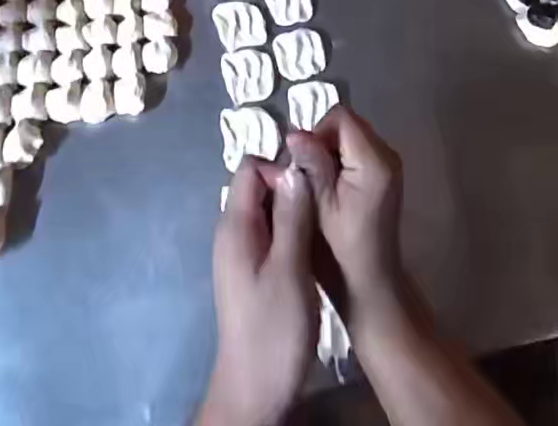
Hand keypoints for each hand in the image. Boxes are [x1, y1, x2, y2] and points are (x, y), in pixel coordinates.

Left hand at [198, 158, 316, 425]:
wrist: (255, 390)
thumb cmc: (273, 330)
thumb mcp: (289, 269)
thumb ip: (291, 217)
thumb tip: (295, 167)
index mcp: (236, 225)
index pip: (251, 168)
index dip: (282, 169)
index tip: (312, 189)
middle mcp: (233, 231)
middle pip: (259, 185)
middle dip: (291, 186)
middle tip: (324, 207)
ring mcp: (241, 250)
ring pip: (268, 208)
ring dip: (293, 209)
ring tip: (322, 227)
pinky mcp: (252, 268)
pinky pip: (270, 230)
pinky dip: (290, 229)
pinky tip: (311, 249)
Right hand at [286, 107, 405, 311]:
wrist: (370, 285)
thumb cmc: (340, 250)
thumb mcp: (319, 205)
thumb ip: (310, 163)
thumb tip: (295, 133)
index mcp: (374, 161)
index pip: (340, 117)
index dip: (316, 131)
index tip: (301, 161)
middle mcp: (387, 154)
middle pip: (346, 124)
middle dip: (321, 141)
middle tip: (304, 173)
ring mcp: (388, 164)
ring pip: (349, 136)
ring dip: (328, 151)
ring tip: (314, 182)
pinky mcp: (384, 173)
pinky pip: (355, 150)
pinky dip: (338, 160)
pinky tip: (328, 188)